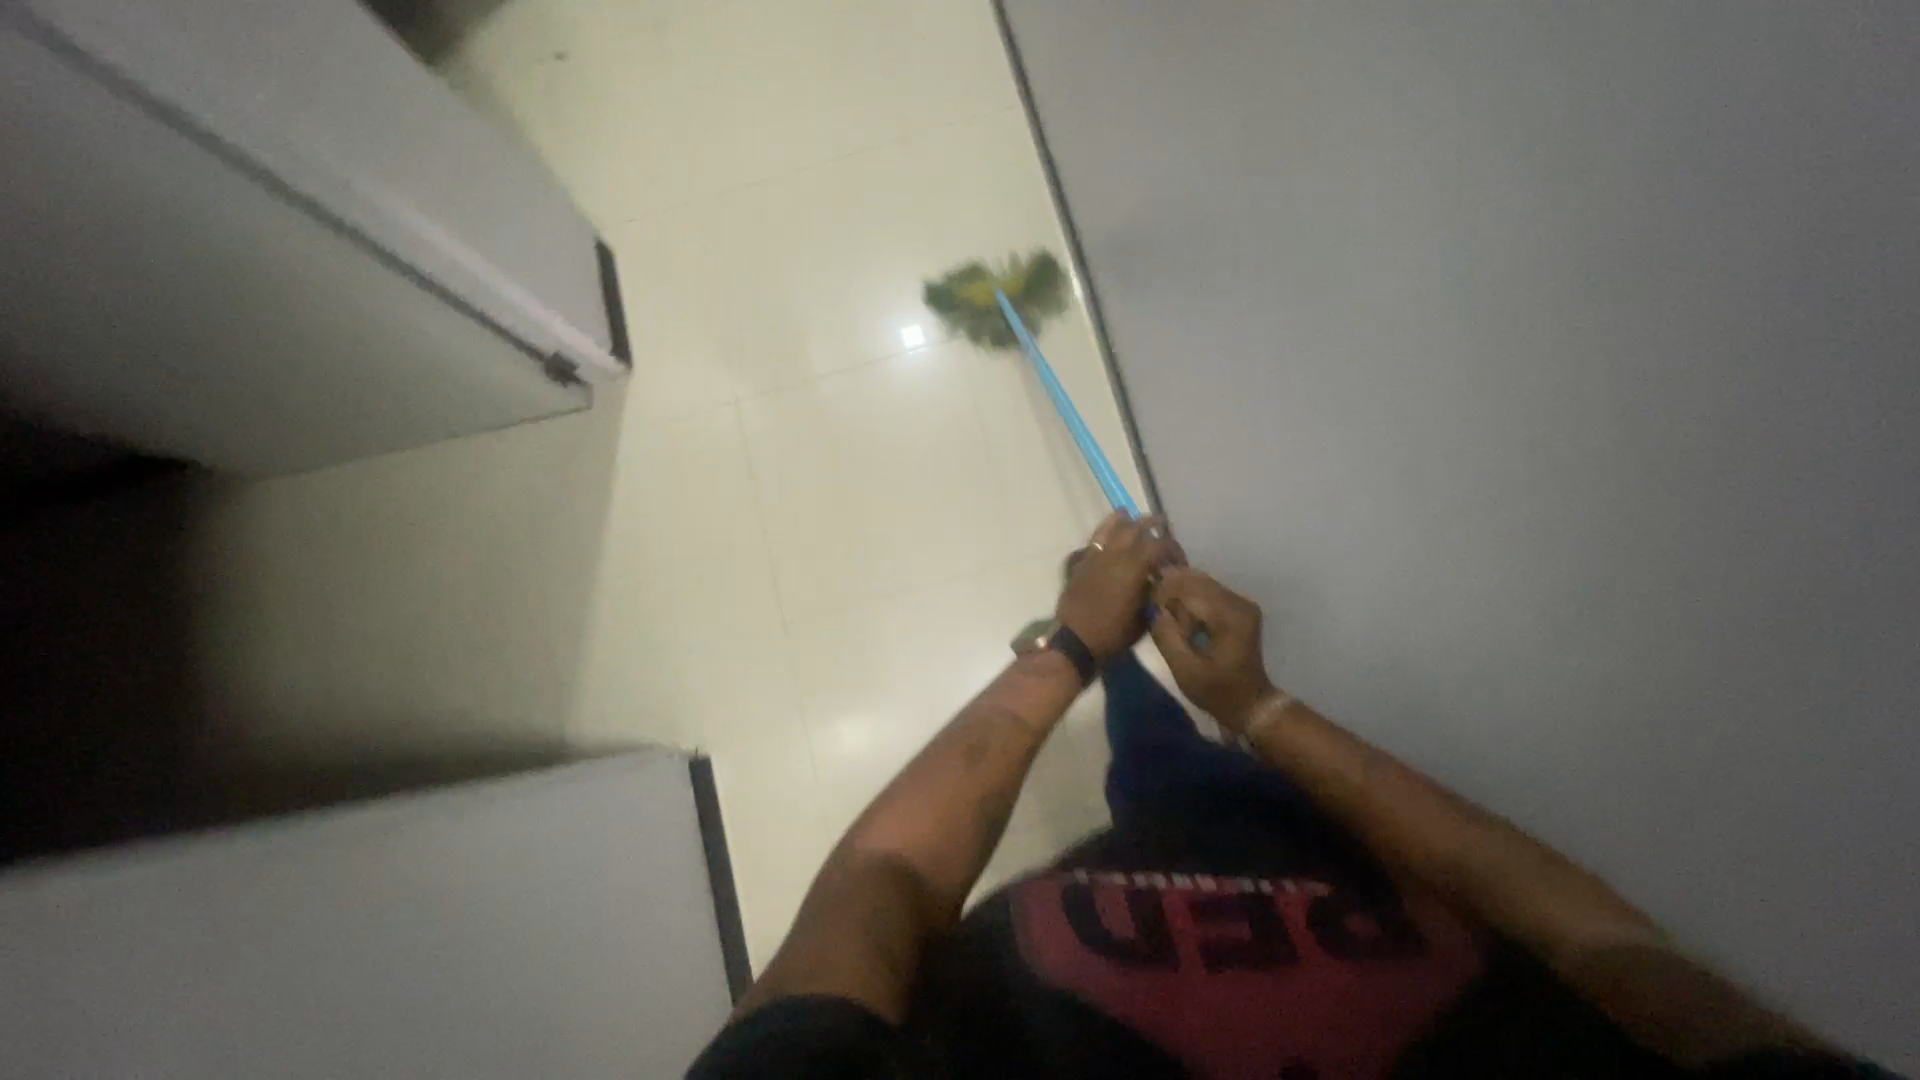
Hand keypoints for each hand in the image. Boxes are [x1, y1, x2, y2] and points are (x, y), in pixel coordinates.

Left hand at [1057, 511, 1181, 660]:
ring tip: (1128, 514)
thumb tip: (1159, 580)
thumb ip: (1153, 594)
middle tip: (1161, 523)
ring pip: (1108, 529)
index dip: (1173, 548)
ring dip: (1121, 520)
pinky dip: (1100, 536)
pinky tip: (1105, 538)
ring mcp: (1093, 557)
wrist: (1075, 641)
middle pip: (1134, 528)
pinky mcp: (1079, 564)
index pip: (1159, 545)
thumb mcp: (1144, 617)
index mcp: (1133, 566)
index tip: (1178, 559)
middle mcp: (1114, 555)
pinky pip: (1091, 542)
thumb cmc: (1114, 634)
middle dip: (1150, 524)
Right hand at [1149, 568, 1276, 732]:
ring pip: (1201, 582)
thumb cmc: (1217, 691)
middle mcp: (1239, 602)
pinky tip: (1178, 611)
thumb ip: (1167, 637)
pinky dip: (1189, 596)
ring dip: (1179, 592)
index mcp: (1230, 616)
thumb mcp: (1185, 670)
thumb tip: (1152, 608)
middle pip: (1196, 580)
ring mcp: (1241, 603)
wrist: (1249, 703)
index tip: (1147, 607)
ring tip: (1162, 608)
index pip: (1189, 589)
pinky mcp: (1238, 607)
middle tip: (1151, 607)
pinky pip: (1208, 590)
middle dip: (1170, 589)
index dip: (1163, 593)